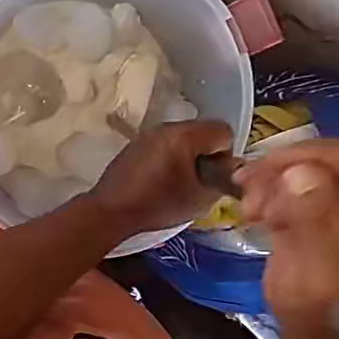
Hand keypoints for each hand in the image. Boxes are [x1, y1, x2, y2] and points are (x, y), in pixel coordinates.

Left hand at [87, 119, 233, 234]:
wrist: (111, 211)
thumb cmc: (158, 205)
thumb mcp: (199, 199)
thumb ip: (222, 181)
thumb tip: (228, 170)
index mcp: (184, 135)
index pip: (223, 130)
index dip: (225, 154)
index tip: (213, 176)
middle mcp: (166, 127)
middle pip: (202, 131)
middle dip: (206, 154)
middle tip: (197, 181)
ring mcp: (148, 133)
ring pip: (182, 138)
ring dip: (187, 155)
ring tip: (177, 183)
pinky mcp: (135, 144)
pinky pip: (163, 144)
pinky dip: (169, 157)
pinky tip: (159, 181)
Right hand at [236, 140, 338, 338]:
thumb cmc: (324, 312)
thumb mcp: (323, 269)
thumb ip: (318, 218)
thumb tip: (299, 172)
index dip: (319, 155)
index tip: (272, 166)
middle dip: (293, 167)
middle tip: (252, 184)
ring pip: (322, 168)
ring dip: (279, 179)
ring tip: (251, 205)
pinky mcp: (338, 211)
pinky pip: (309, 183)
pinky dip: (278, 187)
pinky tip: (257, 207)